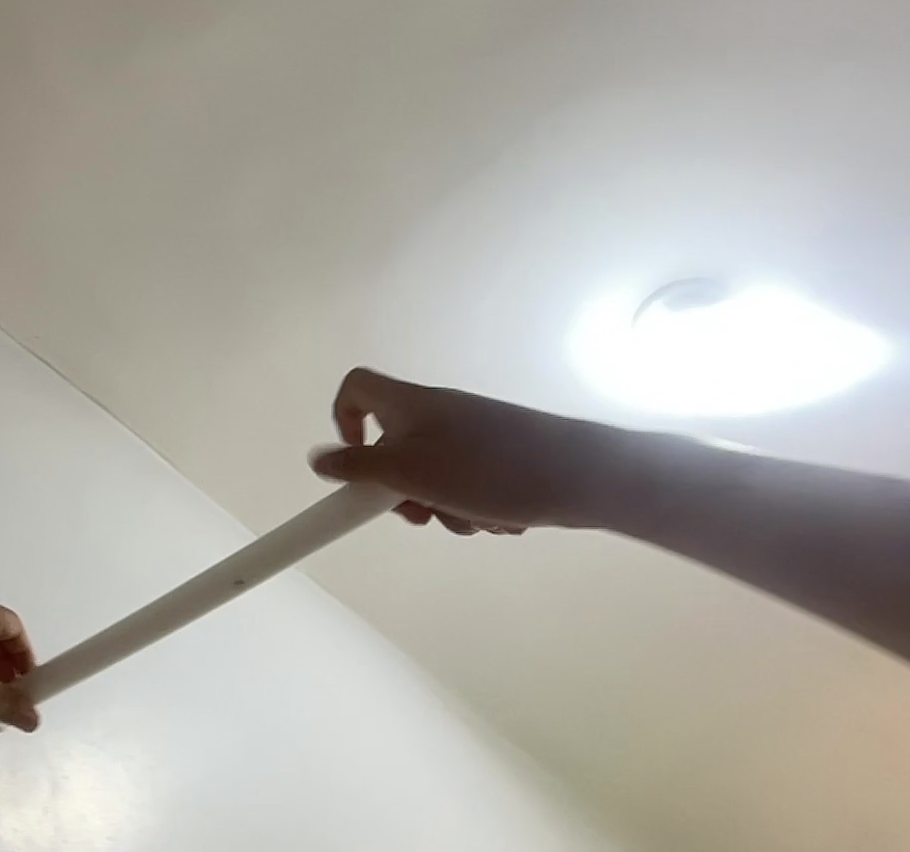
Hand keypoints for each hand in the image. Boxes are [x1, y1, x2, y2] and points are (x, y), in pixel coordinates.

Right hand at [309, 368, 623, 533]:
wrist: (591, 475)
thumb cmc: (486, 469)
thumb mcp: (407, 472)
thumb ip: (357, 467)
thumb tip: (319, 460)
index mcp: (408, 405)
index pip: (355, 388)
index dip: (343, 419)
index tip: (355, 458)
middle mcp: (438, 412)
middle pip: (394, 443)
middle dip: (400, 486)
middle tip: (416, 513)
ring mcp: (473, 433)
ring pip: (432, 471)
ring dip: (441, 503)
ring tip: (471, 521)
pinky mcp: (504, 455)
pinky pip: (468, 480)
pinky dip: (474, 503)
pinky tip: (500, 520)